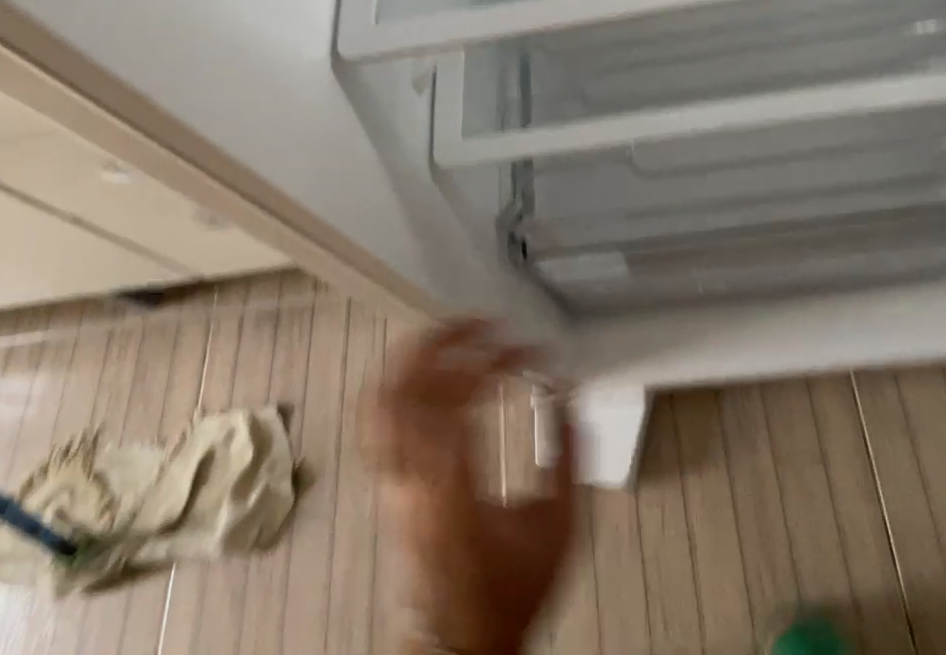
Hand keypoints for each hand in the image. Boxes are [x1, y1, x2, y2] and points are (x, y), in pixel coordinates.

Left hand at [368, 319, 577, 654]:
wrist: (461, 637)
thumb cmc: (508, 591)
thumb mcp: (559, 523)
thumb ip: (567, 452)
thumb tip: (566, 393)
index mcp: (456, 491)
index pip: (463, 399)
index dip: (497, 361)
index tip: (530, 351)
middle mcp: (413, 482)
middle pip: (410, 388)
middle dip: (447, 341)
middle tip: (484, 322)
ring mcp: (392, 484)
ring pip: (382, 400)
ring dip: (416, 356)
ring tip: (449, 332)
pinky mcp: (387, 486)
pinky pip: (378, 421)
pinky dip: (399, 383)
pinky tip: (420, 371)